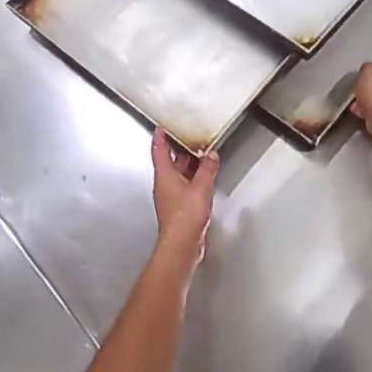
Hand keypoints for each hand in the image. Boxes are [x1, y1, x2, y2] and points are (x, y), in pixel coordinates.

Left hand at [151, 129, 217, 257]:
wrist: (181, 244)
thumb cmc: (185, 215)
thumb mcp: (200, 188)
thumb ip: (207, 170)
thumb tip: (212, 154)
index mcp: (164, 176)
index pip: (159, 150)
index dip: (159, 137)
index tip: (161, 127)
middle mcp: (165, 184)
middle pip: (169, 162)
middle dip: (178, 149)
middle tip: (189, 137)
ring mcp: (171, 196)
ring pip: (178, 174)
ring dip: (188, 164)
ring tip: (201, 154)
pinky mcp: (179, 207)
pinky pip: (185, 186)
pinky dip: (193, 178)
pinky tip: (204, 178)